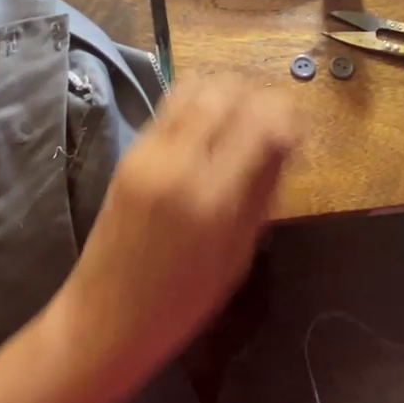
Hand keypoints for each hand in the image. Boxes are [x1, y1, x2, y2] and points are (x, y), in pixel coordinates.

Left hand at [43, 75, 298, 390]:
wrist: (105, 316)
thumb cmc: (182, 303)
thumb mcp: (238, 254)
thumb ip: (262, 192)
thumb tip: (286, 144)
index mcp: (212, 197)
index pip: (262, 121)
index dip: (288, 117)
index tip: (298, 133)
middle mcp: (177, 161)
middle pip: (226, 90)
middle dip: (259, 96)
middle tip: (274, 121)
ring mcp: (147, 150)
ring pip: (196, 87)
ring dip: (227, 93)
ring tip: (244, 119)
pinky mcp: (130, 150)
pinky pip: (171, 107)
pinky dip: (200, 105)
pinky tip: (212, 130)